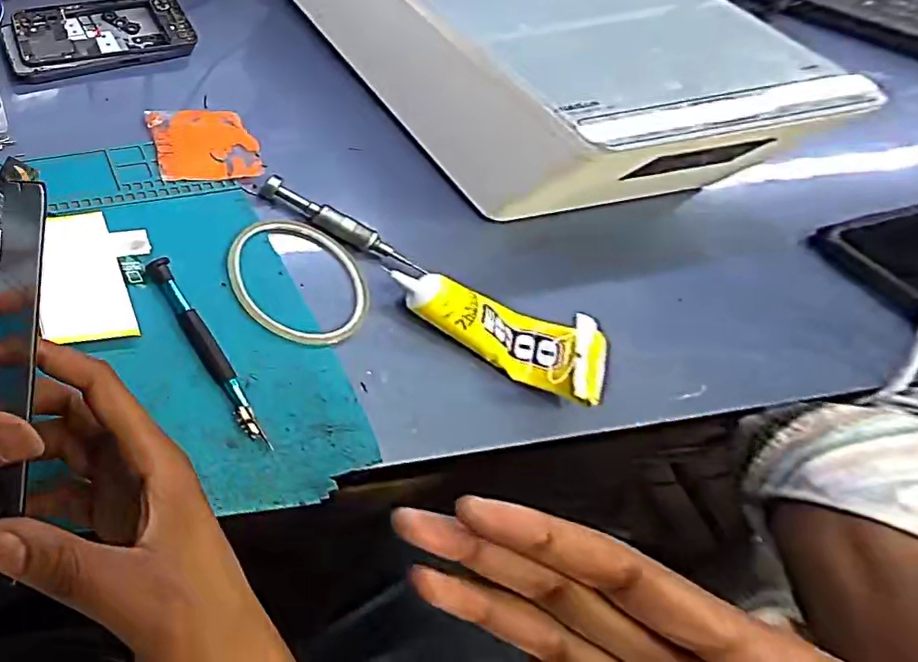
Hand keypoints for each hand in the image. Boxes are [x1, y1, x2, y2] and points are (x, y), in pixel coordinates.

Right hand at [0, 341, 292, 661]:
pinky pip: (72, 493)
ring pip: (74, 453)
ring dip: (34, 450)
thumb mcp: (132, 592)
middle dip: (35, 406)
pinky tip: (11, 509)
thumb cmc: (207, 625)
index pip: (102, 388)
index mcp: (155, 460)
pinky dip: (42, 494)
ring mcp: (130, 496)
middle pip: (81, 416)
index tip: (14, 349)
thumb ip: (58, 562)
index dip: (60, 361)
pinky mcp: (120, 526)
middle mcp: (141, 467)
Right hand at [394, 497, 830, 660]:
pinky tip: (451, 598)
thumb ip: (734, 646)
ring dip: (474, 581)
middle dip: (484, 549)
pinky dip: (495, 622)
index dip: (542, 537)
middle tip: (414, 521)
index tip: (475, 510)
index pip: (623, 572)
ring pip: (546, 617)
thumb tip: (666, 602)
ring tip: (415, 551)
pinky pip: (551, 652)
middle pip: (567, 585)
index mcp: (744, 648)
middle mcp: (679, 650)